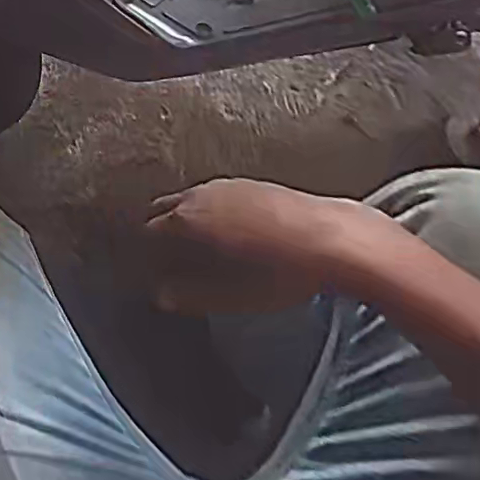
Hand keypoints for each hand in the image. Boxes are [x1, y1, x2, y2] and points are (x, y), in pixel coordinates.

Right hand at [144, 179, 410, 313]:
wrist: (333, 238)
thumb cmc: (279, 271)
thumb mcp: (232, 295)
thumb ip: (191, 294)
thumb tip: (161, 295)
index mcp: (188, 219)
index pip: (149, 230)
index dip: (146, 252)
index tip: (151, 269)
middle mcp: (201, 194)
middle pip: (164, 207)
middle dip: (159, 228)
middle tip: (166, 257)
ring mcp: (227, 185)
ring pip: (190, 198)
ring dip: (185, 217)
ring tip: (198, 246)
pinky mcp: (251, 183)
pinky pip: (214, 195)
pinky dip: (209, 211)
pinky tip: (229, 232)